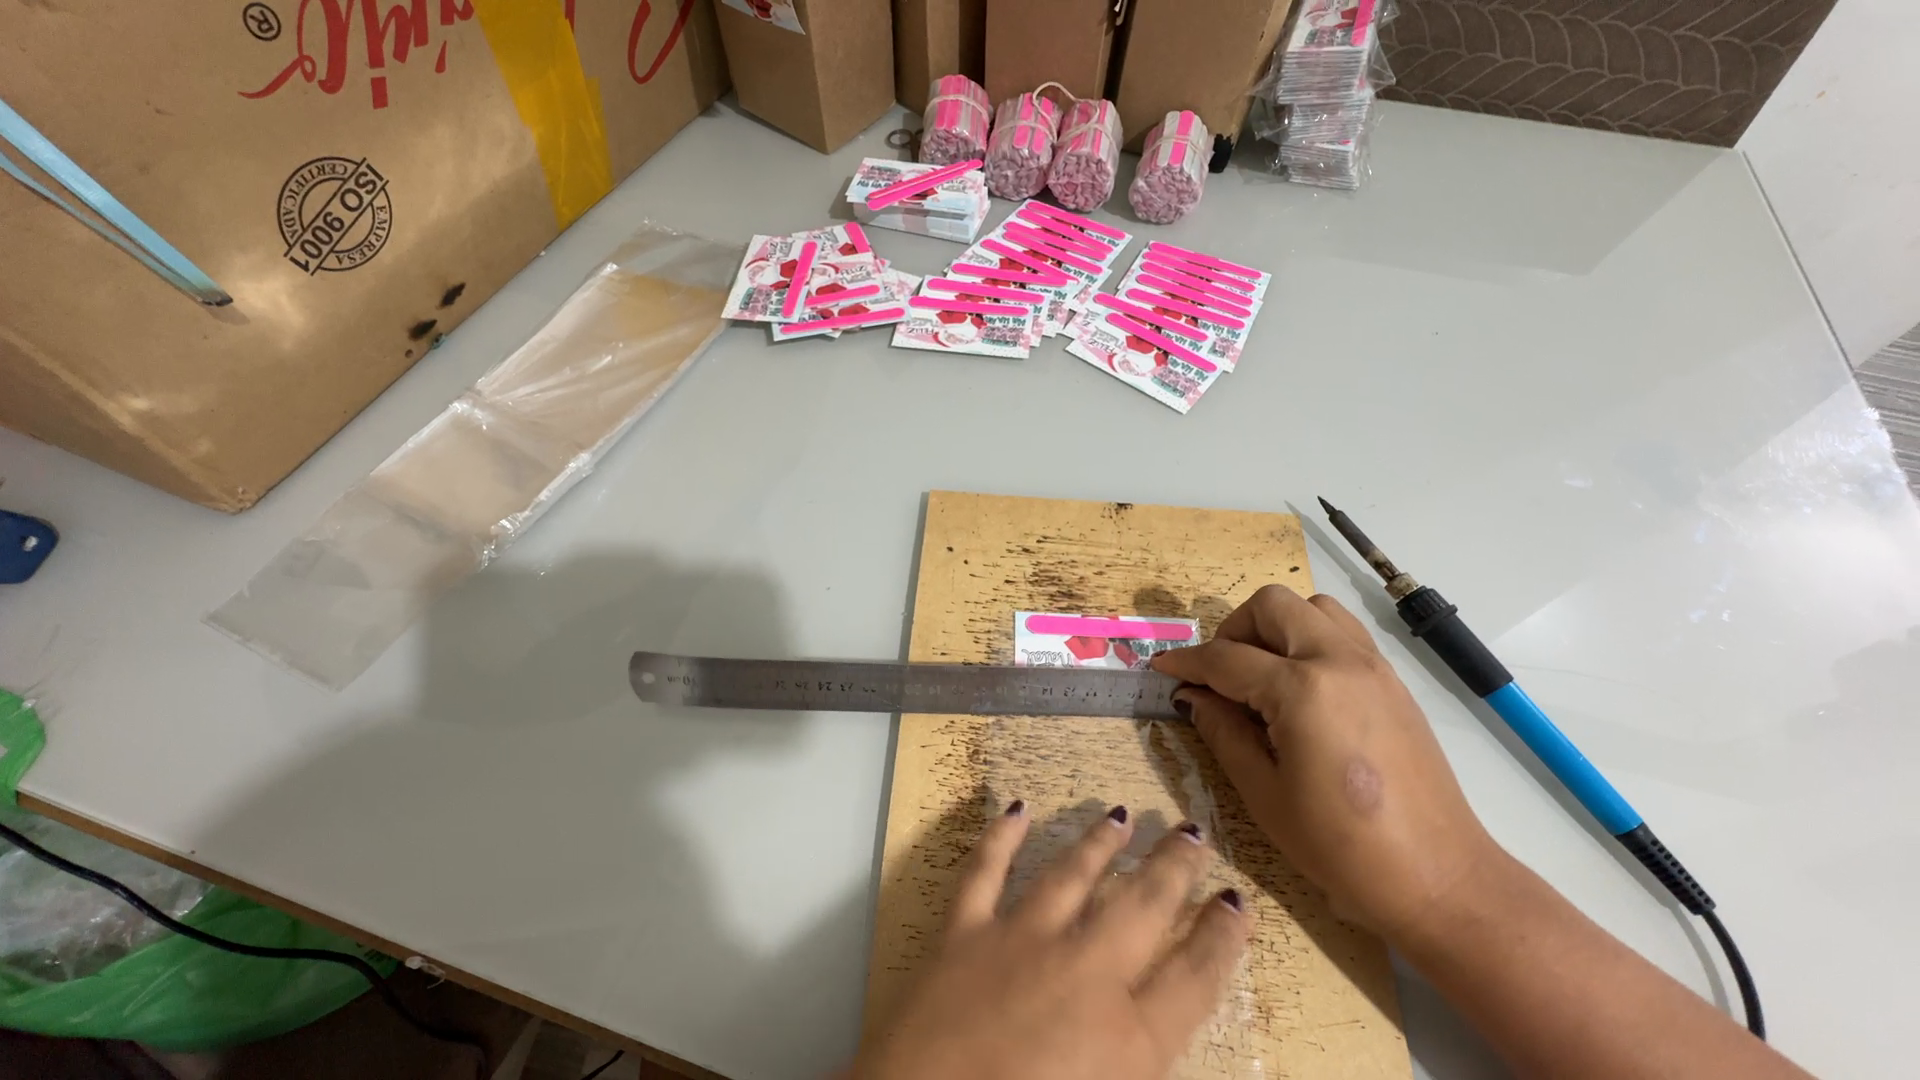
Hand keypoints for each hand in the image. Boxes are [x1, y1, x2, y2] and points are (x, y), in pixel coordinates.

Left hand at [854, 804, 1247, 1079]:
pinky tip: (1017, 809)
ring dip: (1099, 842)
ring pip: (1072, 875)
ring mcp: (1020, 942)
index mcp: (1128, 1037)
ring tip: (1120, 815)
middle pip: (1143, 906)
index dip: (1223, 936)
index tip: (1238, 901)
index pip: (1194, 976)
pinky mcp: (962, 932)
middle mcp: (1083, 972)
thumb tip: (1155, 1034)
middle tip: (1193, 832)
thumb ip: (1140, 1062)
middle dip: (1174, 866)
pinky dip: (1000, 837)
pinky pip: (985, 872)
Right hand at [1152, 586, 1501, 941]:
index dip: (1186, 662)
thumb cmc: (1340, 846)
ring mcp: (1373, 665)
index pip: (1226, 658)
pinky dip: (1309, 639)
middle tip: (1217, 674)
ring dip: (1275, 627)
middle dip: (1233, 630)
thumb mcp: (1264, 794)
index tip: (1161, 669)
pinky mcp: (1392, 681)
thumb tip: (1192, 697)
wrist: (1436, 876)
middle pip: (1271, 606)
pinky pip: (1342, 632)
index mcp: (1302, 690)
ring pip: (1312, 608)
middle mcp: (1339, 660)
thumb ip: (1223, 732)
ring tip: (1259, 674)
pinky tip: (1298, 687)